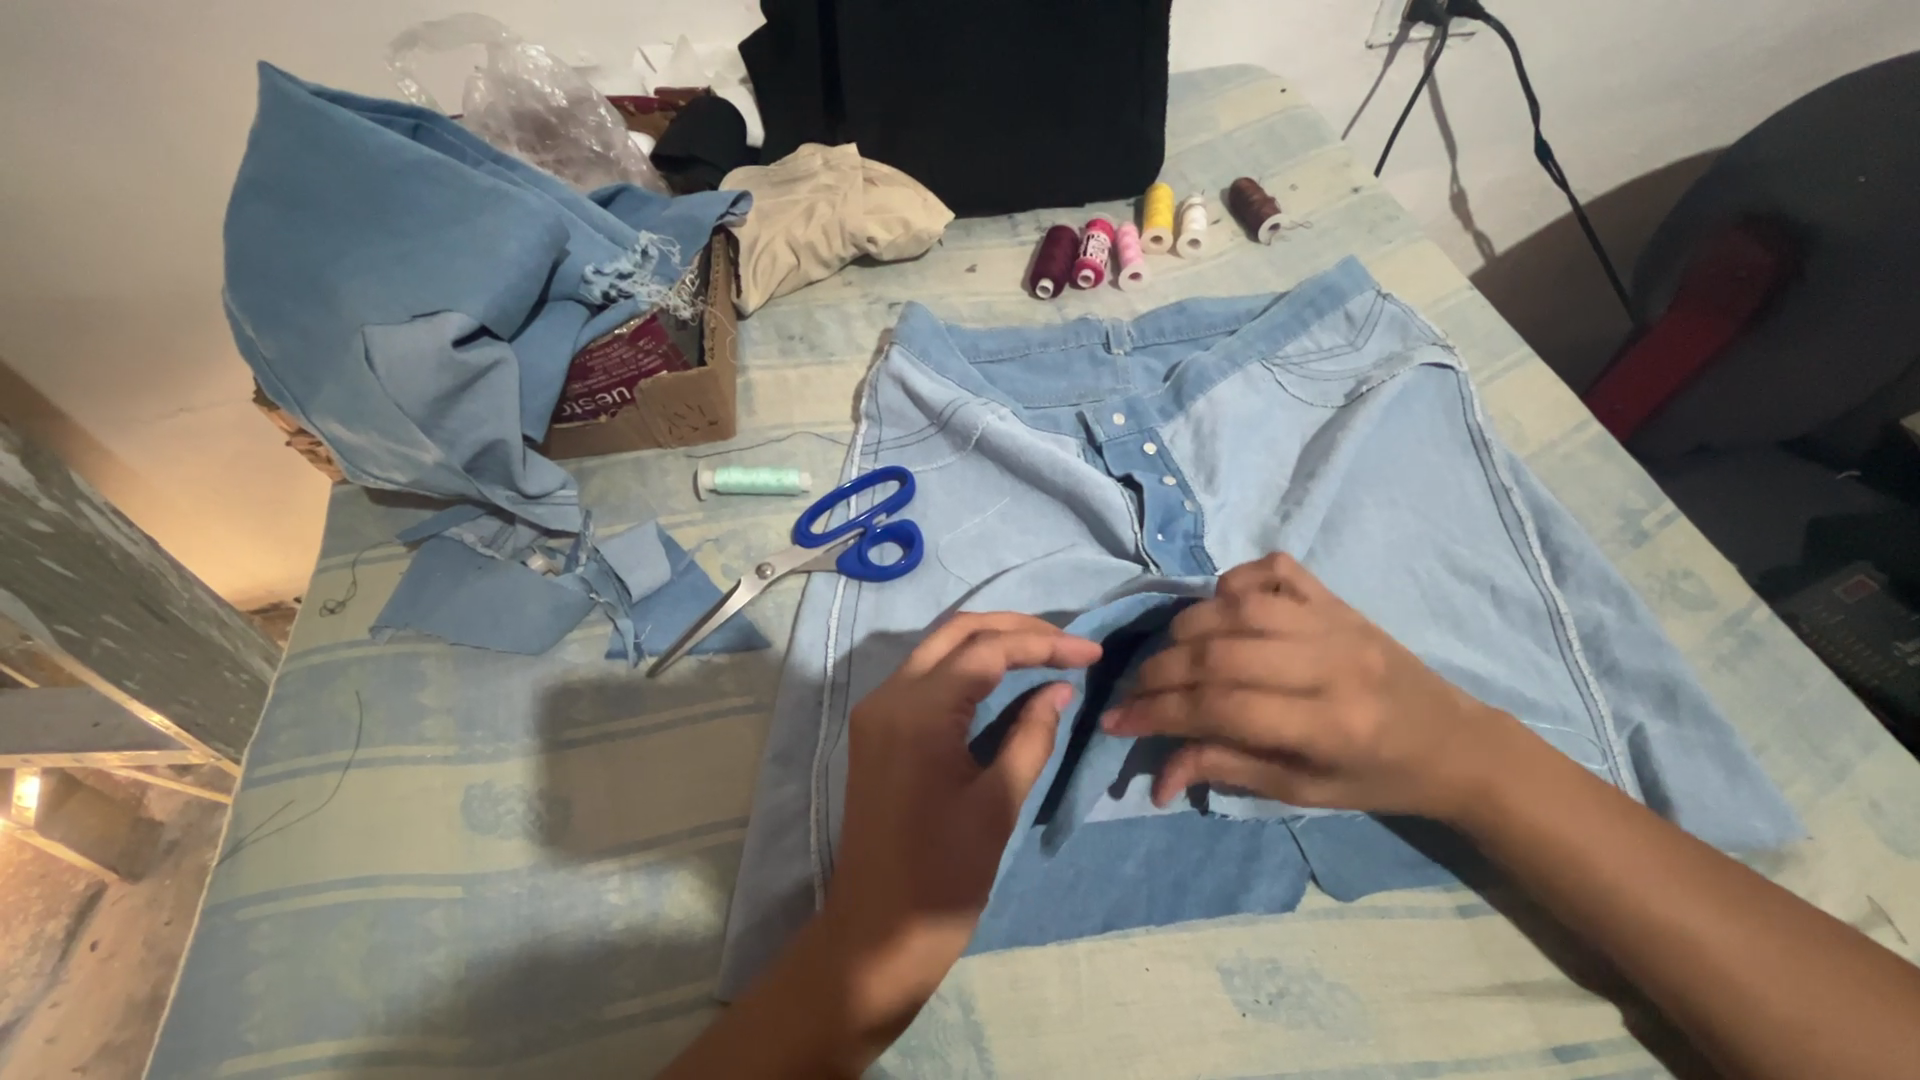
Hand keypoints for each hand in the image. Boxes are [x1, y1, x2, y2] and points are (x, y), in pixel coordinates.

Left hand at [820, 613, 1100, 1033]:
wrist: (877, 930)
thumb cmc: (944, 874)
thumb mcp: (998, 803)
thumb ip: (1031, 735)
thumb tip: (1058, 689)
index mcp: (919, 712)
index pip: (987, 650)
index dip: (1044, 645)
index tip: (1093, 651)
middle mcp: (889, 696)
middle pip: (957, 632)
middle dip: (1016, 629)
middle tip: (1068, 643)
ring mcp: (877, 711)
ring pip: (938, 648)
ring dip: (990, 643)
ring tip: (1046, 654)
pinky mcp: (877, 729)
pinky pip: (925, 676)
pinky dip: (967, 668)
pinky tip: (1004, 679)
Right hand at [1101, 553, 1521, 823]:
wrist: (1453, 742)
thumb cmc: (1376, 778)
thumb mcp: (1302, 790)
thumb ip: (1226, 768)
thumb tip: (1156, 777)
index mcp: (1329, 724)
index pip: (1222, 708)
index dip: (1159, 713)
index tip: (1116, 722)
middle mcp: (1330, 663)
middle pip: (1220, 653)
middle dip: (1159, 673)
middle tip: (1131, 691)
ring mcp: (1335, 621)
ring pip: (1237, 606)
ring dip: (1185, 628)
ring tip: (1165, 656)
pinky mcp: (1337, 599)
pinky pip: (1273, 570)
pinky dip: (1233, 582)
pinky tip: (1218, 606)